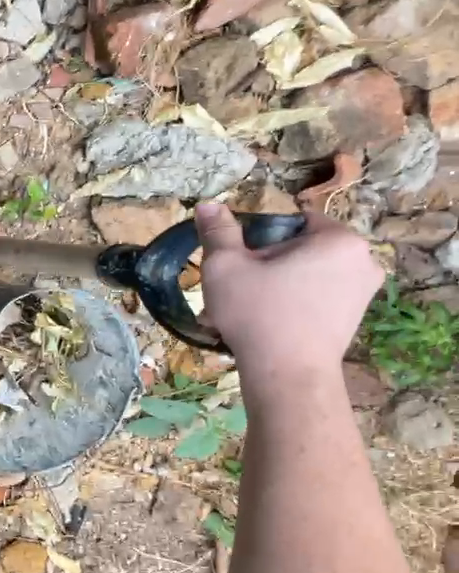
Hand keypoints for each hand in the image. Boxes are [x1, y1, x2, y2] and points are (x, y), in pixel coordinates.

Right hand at [194, 203, 382, 370]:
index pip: (295, 219)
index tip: (238, 255)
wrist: (287, 368)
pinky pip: (316, 291)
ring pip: (307, 270)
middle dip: (267, 259)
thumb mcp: (225, 265)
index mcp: (338, 240)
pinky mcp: (356, 312)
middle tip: (236, 281)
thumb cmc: (256, 310)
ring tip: (243, 303)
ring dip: (275, 279)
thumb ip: (219, 232)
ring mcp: (365, 288)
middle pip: (302, 245)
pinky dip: (290, 297)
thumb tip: (208, 204)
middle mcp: (363, 259)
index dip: (260, 234)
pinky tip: (264, 317)